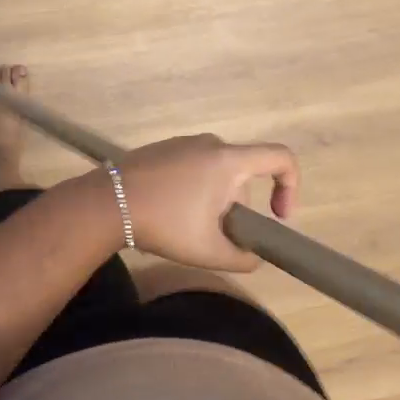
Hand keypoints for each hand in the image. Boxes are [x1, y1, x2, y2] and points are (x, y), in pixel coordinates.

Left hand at [110, 134, 298, 272]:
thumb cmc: (165, 223)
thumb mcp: (211, 251)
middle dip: (236, 207)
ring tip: (185, 227)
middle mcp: (209, 143)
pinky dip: (193, 190)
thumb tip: (253, 254)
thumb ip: (244, 256)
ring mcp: (183, 142)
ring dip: (213, 201)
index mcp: (228, 160)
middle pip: (243, 173)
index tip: (278, 217)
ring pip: (217, 172)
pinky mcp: (162, 148)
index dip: (291, 185)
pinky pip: (193, 167)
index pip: (280, 156)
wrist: (107, 203)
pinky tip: (168, 212)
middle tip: (212, 235)